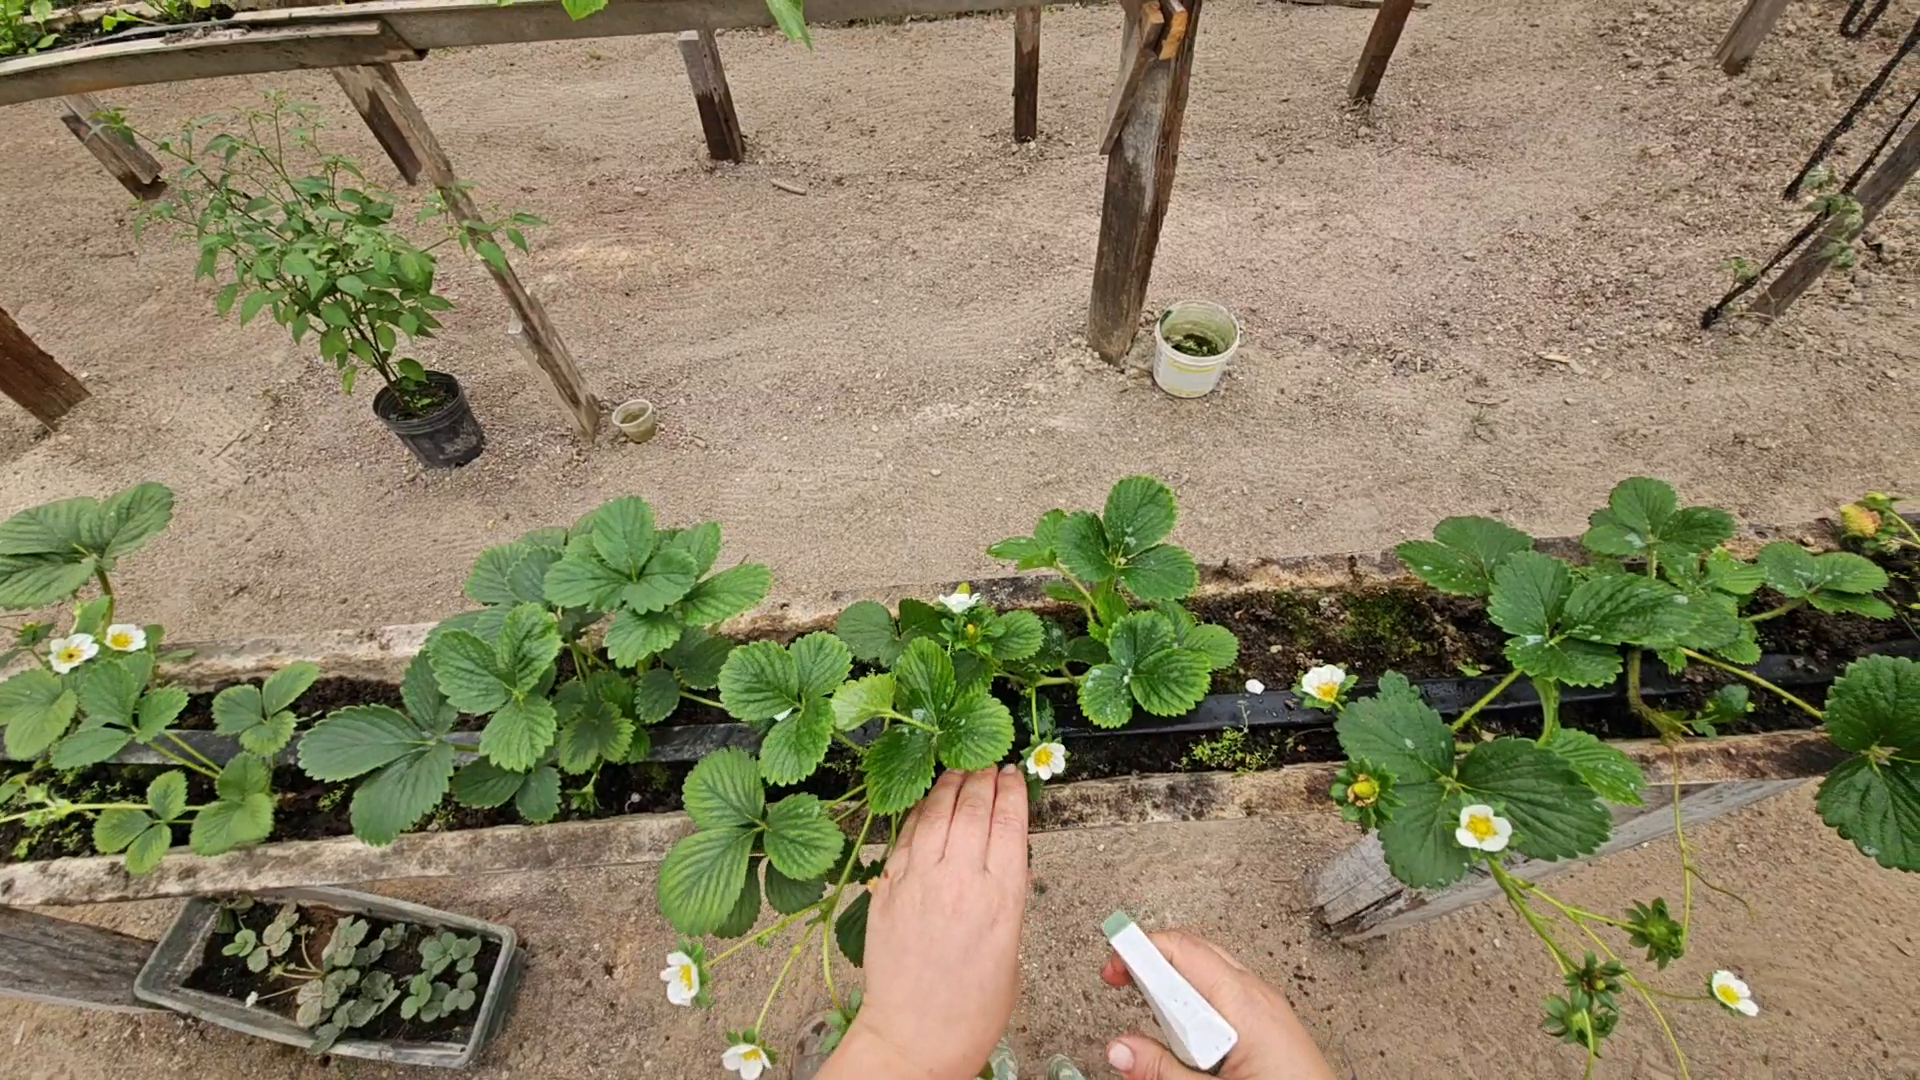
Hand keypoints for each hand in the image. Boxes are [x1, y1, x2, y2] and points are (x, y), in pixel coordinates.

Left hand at [820, 766, 1029, 1079]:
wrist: (913, 1040)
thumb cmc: (970, 1009)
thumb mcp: (1010, 949)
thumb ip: (1004, 896)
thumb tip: (998, 856)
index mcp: (1000, 899)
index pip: (1009, 822)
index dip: (1012, 790)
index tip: (1014, 775)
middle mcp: (960, 881)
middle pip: (974, 807)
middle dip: (983, 778)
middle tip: (987, 765)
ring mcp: (920, 880)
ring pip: (937, 811)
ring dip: (951, 785)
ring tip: (960, 771)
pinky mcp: (890, 887)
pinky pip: (907, 834)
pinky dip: (921, 811)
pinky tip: (929, 803)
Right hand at [1101, 930, 1335, 1079]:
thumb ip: (1162, 1071)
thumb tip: (1120, 1048)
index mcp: (1244, 1004)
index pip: (1179, 950)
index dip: (1138, 950)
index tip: (1111, 963)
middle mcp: (1258, 996)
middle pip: (1192, 951)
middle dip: (1151, 962)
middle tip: (1120, 982)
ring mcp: (1270, 1009)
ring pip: (1209, 971)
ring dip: (1175, 985)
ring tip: (1154, 1018)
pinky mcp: (1274, 1026)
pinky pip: (1226, 994)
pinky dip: (1197, 1003)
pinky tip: (1189, 1036)